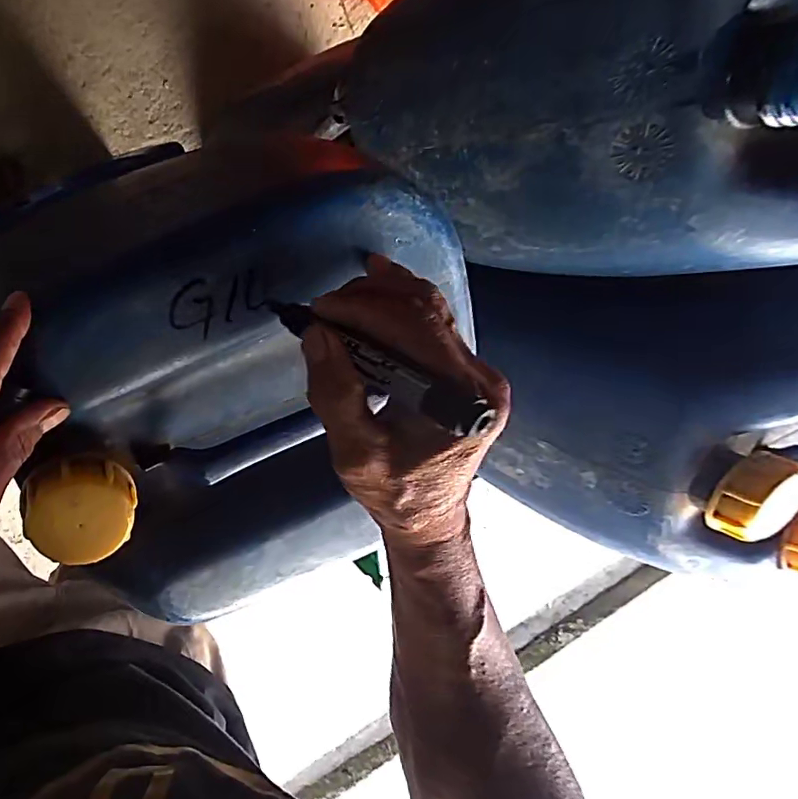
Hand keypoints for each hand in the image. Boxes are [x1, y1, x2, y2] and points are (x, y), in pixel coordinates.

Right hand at [302, 255, 508, 547]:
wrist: (428, 517)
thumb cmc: (392, 492)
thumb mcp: (354, 453)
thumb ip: (336, 394)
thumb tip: (318, 335)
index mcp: (461, 399)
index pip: (415, 330)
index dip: (366, 310)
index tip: (320, 310)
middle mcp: (479, 377)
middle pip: (426, 312)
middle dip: (371, 298)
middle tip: (325, 306)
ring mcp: (477, 372)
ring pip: (432, 310)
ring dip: (385, 294)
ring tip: (344, 293)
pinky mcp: (465, 371)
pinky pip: (432, 324)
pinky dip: (400, 303)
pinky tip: (379, 281)